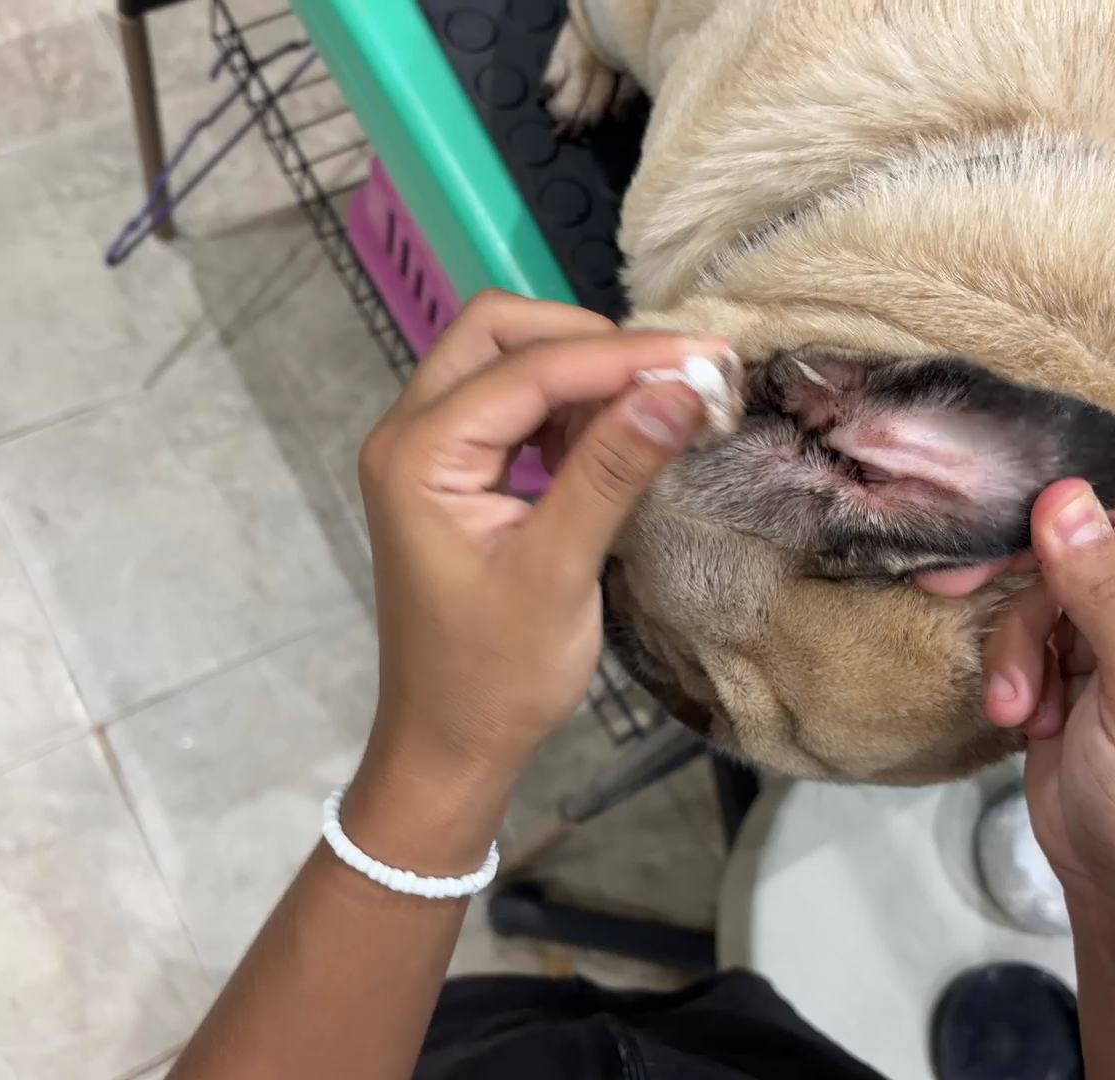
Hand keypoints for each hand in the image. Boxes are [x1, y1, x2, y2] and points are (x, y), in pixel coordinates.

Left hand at [346, 292, 719, 862]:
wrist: (452, 740)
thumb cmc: (496, 675)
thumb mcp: (559, 571)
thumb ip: (613, 471)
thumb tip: (681, 388)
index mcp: (419, 453)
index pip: (528, 369)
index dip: (622, 357)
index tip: (705, 358)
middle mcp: (409, 433)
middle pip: (497, 334)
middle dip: (587, 344)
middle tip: (667, 378)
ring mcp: (426, 451)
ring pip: (504, 363)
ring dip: (579, 373)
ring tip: (649, 408)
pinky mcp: (453, 474)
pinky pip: (509, 407)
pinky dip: (563, 408)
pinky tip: (607, 438)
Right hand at [976, 474, 1114, 909]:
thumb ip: (1107, 594)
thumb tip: (1062, 496)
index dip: (1062, 499)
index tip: (988, 517)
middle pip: (1070, 533)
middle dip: (1016, 580)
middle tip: (953, 588)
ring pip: (1032, 583)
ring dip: (1012, 646)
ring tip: (1018, 706)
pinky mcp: (1068, 648)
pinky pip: (1017, 622)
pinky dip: (1008, 666)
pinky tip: (1021, 715)